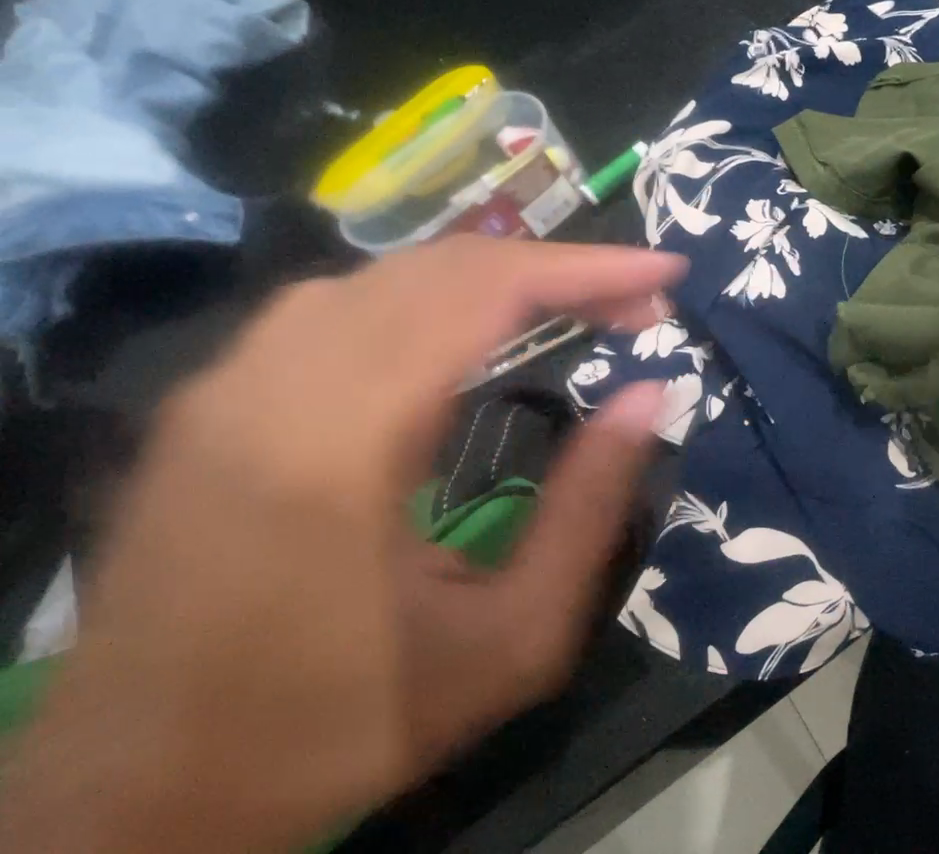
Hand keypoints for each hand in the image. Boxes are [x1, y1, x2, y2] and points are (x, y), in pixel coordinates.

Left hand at [0, 236, 684, 853]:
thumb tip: (651, 395)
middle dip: (555, 269)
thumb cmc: (349, 722)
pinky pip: (327, 308)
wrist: (142, 799)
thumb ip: (590, 507)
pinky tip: (463, 332)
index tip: (668, 272)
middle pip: (436, 269)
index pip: (481, 293)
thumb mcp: (515, 638)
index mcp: (340, 447)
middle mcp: (268, 392)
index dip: (586, 269)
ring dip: (490, 277)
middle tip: (640, 304)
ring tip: (571, 309)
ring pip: (378, 277)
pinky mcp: (201, 410)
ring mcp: (220, 394)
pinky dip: (422, 297)